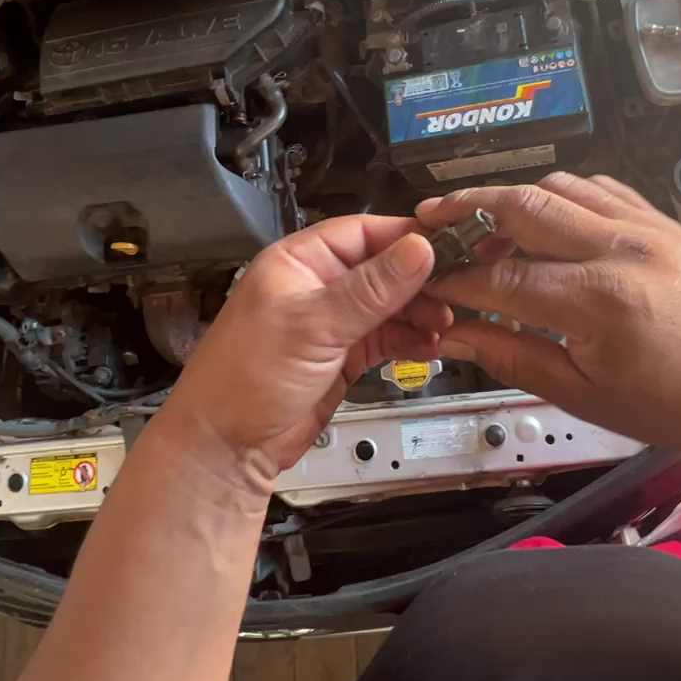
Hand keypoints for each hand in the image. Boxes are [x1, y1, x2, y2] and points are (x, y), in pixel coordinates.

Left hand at [156, 215, 453, 494]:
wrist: (226, 448)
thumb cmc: (246, 377)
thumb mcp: (314, 325)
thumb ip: (370, 289)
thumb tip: (417, 249)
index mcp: (299, 262)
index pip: (362, 232)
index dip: (404, 237)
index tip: (446, 245)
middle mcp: (317, 286)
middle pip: (380, 269)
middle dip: (417, 279)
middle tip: (454, 290)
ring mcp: (330, 322)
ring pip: (386, 305)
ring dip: (417, 312)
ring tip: (445, 322)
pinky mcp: (341, 355)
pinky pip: (383, 337)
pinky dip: (408, 340)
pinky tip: (429, 345)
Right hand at [417, 171, 680, 455]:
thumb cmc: (675, 407)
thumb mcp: (582, 394)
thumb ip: (511, 356)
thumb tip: (455, 334)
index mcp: (598, 301)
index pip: (501, 277)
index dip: (456, 280)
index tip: (429, 284)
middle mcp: (619, 249)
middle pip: (522, 207)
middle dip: (467, 208)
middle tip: (433, 218)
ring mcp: (645, 228)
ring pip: (559, 186)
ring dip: (513, 200)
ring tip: (488, 228)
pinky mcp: (662, 222)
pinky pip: (600, 188)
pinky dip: (562, 196)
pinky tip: (548, 222)